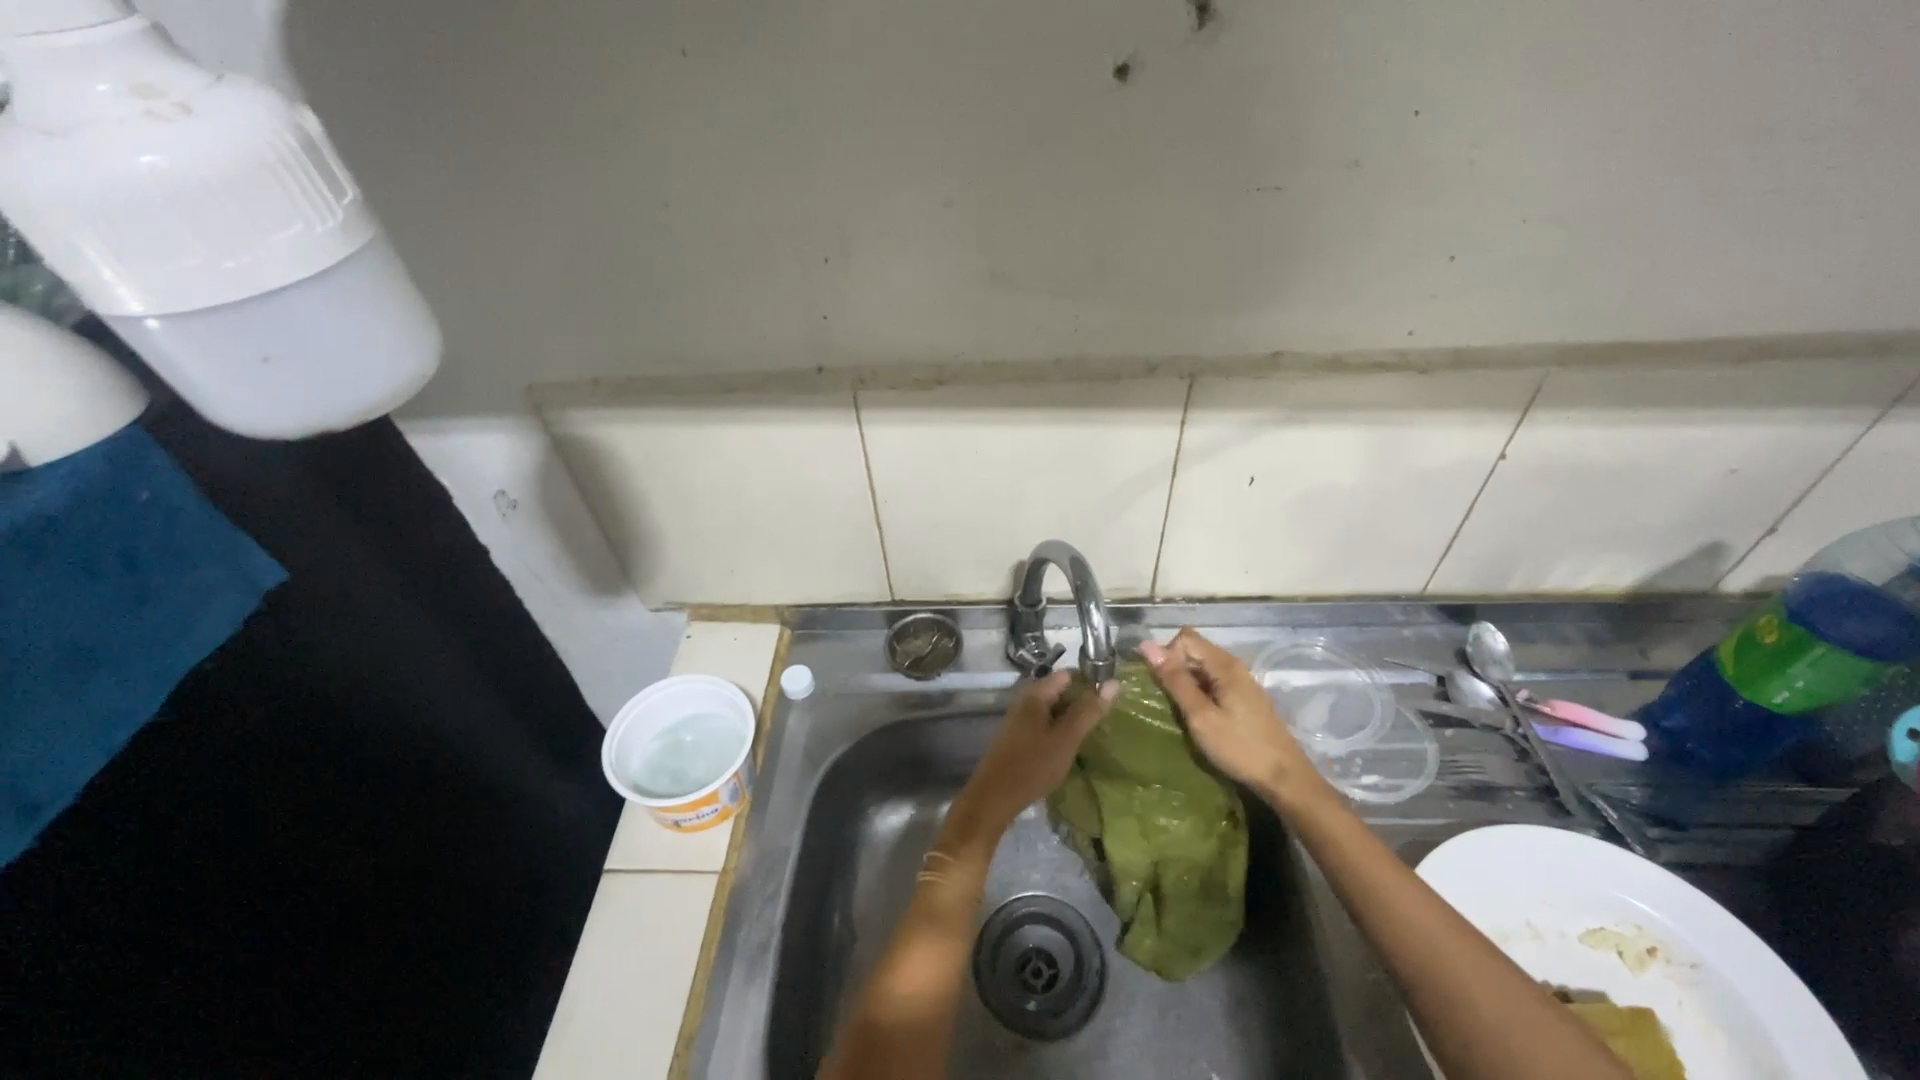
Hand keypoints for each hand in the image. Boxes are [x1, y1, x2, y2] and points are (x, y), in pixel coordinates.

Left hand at [950, 672, 1116, 841]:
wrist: (994, 797)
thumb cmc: (1033, 765)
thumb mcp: (1067, 738)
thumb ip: (1089, 711)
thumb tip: (1114, 683)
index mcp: (1036, 694)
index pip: (1069, 674)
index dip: (1091, 682)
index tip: (1112, 699)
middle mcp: (1025, 701)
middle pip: (1061, 691)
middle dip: (1083, 702)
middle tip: (1107, 718)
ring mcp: (1020, 719)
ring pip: (1054, 710)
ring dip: (1072, 719)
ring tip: (1094, 733)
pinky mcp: (1019, 737)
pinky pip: (1045, 725)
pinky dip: (1060, 731)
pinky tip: (1071, 746)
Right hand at [1138, 628, 1331, 808]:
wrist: (1283, 777)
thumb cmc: (1239, 747)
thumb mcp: (1201, 716)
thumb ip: (1175, 681)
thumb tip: (1147, 646)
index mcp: (1225, 665)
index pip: (1185, 638)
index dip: (1167, 654)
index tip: (1162, 685)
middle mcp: (1234, 666)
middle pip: (1194, 650)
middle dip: (1174, 668)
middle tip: (1167, 701)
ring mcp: (1241, 682)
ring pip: (1202, 667)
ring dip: (1185, 682)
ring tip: (1179, 710)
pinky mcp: (1243, 697)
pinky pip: (1213, 682)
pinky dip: (1199, 692)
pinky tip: (1197, 716)